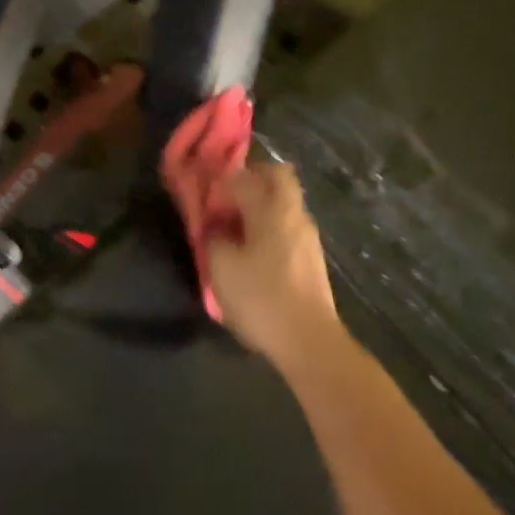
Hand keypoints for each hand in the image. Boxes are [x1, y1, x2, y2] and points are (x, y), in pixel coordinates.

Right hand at [202, 163, 341, 364]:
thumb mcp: (221, 268)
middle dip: (251, 179)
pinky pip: (287, 226)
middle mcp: (295, 215)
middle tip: (224, 196)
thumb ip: (213, 238)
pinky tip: (251, 250)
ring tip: (233, 227)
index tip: (203, 194)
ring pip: (284, 202)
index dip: (222, 180)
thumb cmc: (260, 298)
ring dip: (260, 204)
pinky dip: (268, 225)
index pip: (247, 176)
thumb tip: (215, 226)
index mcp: (271, 211)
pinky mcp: (311, 257)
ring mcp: (307, 236)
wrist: (306, 339)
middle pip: (278, 177)